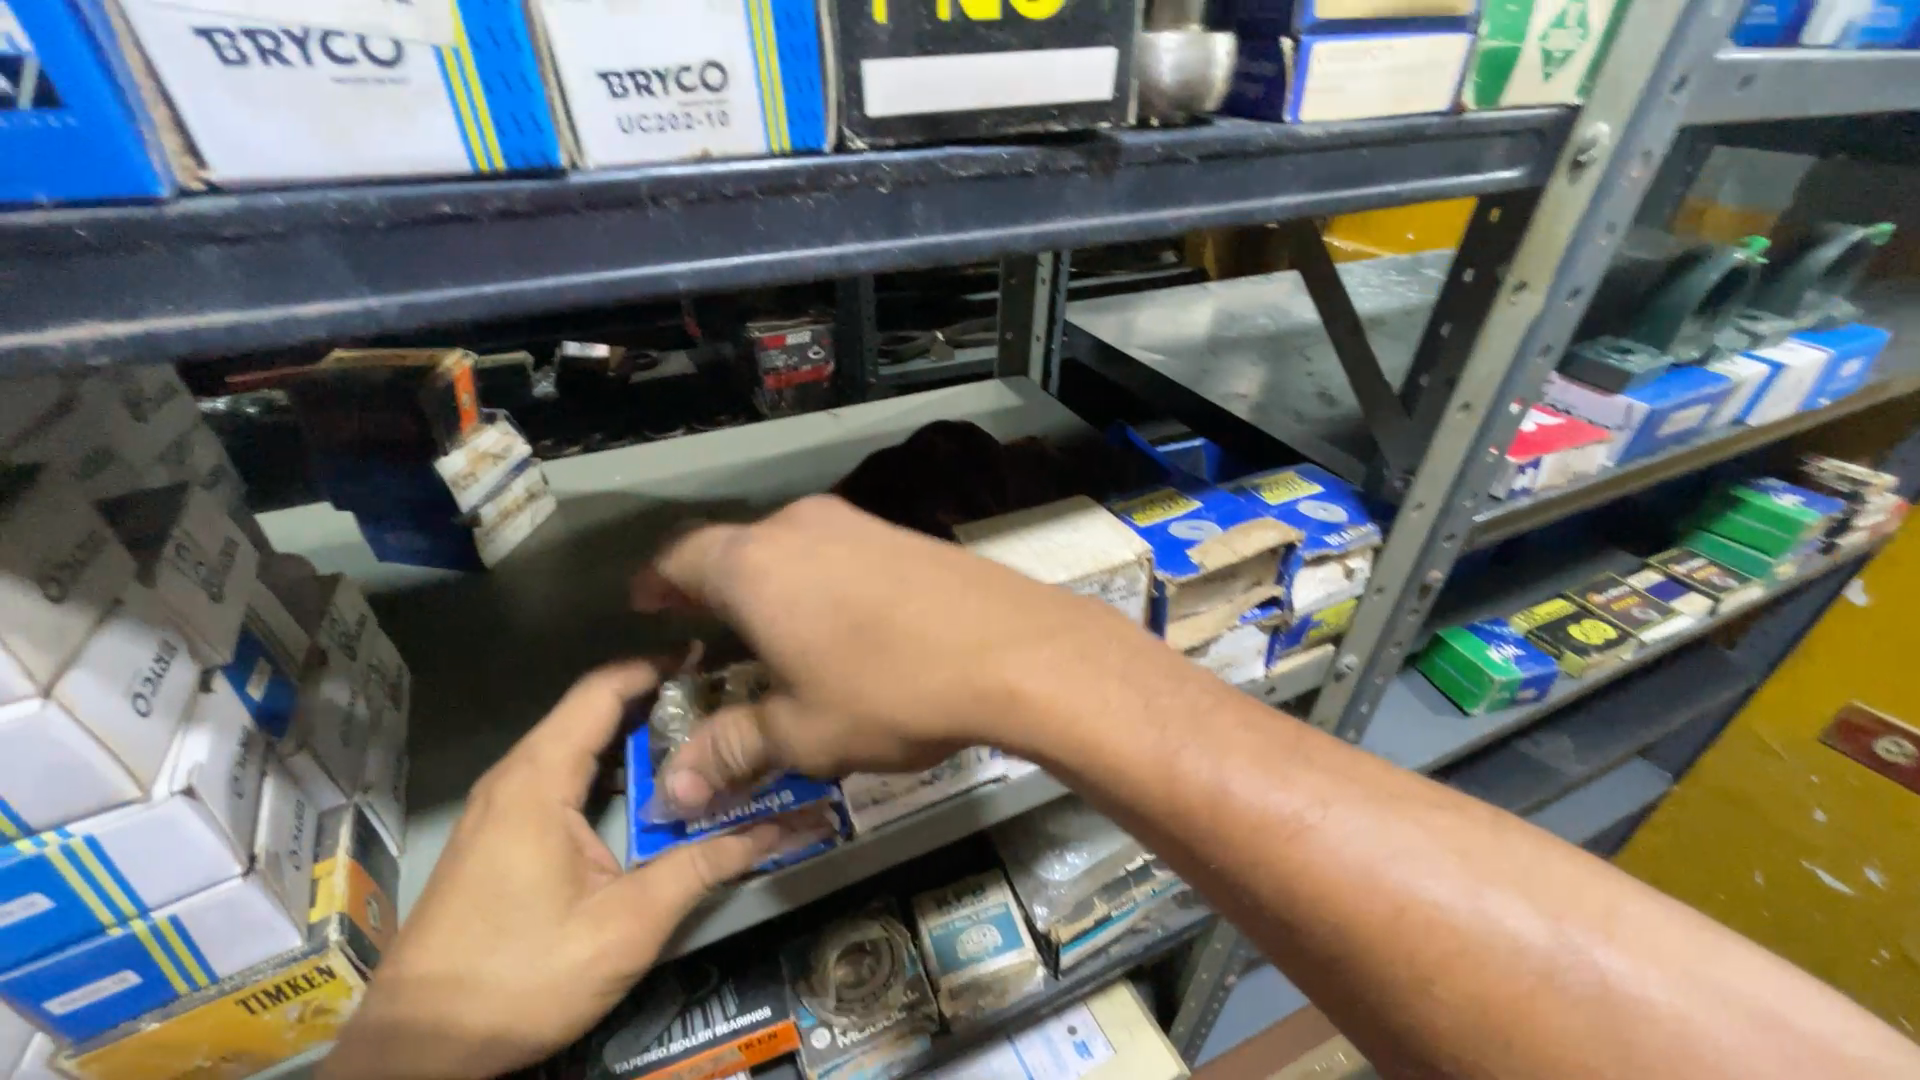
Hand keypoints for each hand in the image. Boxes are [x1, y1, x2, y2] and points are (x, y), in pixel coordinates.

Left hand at [322, 662, 783, 1079]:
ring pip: (577, 743)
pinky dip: (612, 765)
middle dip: (658, 700)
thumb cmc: (520, 978)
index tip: (711, 658)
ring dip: (636, 735)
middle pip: (591, 712)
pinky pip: (563, 774)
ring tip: (702, 737)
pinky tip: (652, 788)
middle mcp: (516, 778)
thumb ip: (702, 868)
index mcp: (539, 781)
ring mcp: (502, 806)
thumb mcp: (626, 927)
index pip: (601, 691)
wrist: (416, 1052)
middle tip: (724, 702)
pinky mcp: (500, 834)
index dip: (656, 666)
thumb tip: (777, 829)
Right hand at [630, 495, 1174, 816]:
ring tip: (773, 629)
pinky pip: (838, 552)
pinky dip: (819, 581)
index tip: (646, 605)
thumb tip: (673, 788)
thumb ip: (732, 749)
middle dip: (713, 587)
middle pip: (735, 549)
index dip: (656, 583)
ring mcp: (857, 522)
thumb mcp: (803, 732)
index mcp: (754, 565)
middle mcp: (798, 526)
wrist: (1013, 650)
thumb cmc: (889, 690)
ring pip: (790, 548)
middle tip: (705, 628)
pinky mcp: (902, 533)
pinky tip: (841, 622)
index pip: (679, 559)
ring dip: (771, 584)